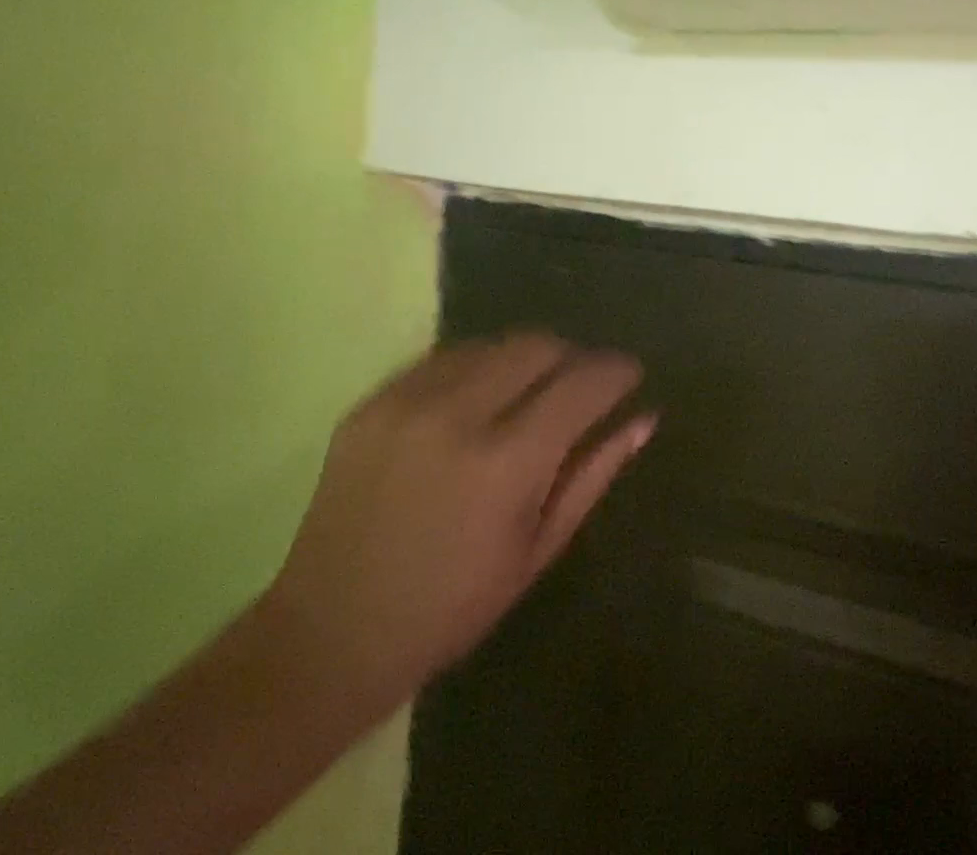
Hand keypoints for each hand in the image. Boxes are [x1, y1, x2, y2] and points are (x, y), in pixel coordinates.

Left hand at [263, 332, 653, 711]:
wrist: (333, 631)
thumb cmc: (456, 605)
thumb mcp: (541, 547)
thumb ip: (593, 473)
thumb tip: (643, 420)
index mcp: (508, 462)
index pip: (582, 384)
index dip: (617, 371)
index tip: (632, 376)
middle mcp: (456, 415)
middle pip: (536, 346)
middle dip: (573, 357)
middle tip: (585, 387)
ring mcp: (405, 403)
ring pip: (489, 345)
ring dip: (525, 359)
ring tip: (534, 394)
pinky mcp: (369, 405)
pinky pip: (441, 361)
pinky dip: (477, 369)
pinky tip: (481, 402)